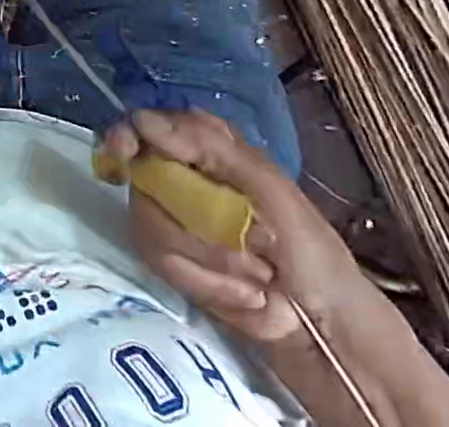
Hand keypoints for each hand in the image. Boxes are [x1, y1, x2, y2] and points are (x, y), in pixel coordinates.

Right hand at [99, 109, 367, 347]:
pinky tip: (243, 292)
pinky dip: (206, 282)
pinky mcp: (168, 258)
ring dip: (208, 258)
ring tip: (256, 274)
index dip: (127, 137)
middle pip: (140, 180)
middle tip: (243, 238)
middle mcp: (178, 174)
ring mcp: (170, 217)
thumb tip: (141, 121)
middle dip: (190, 218)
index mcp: (204, 145)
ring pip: (149, 224)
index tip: (124, 152)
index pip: (144, 127)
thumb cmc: (308, 246)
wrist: (324, 327)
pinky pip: (161, 262)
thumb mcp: (268, 186)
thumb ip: (208, 147)